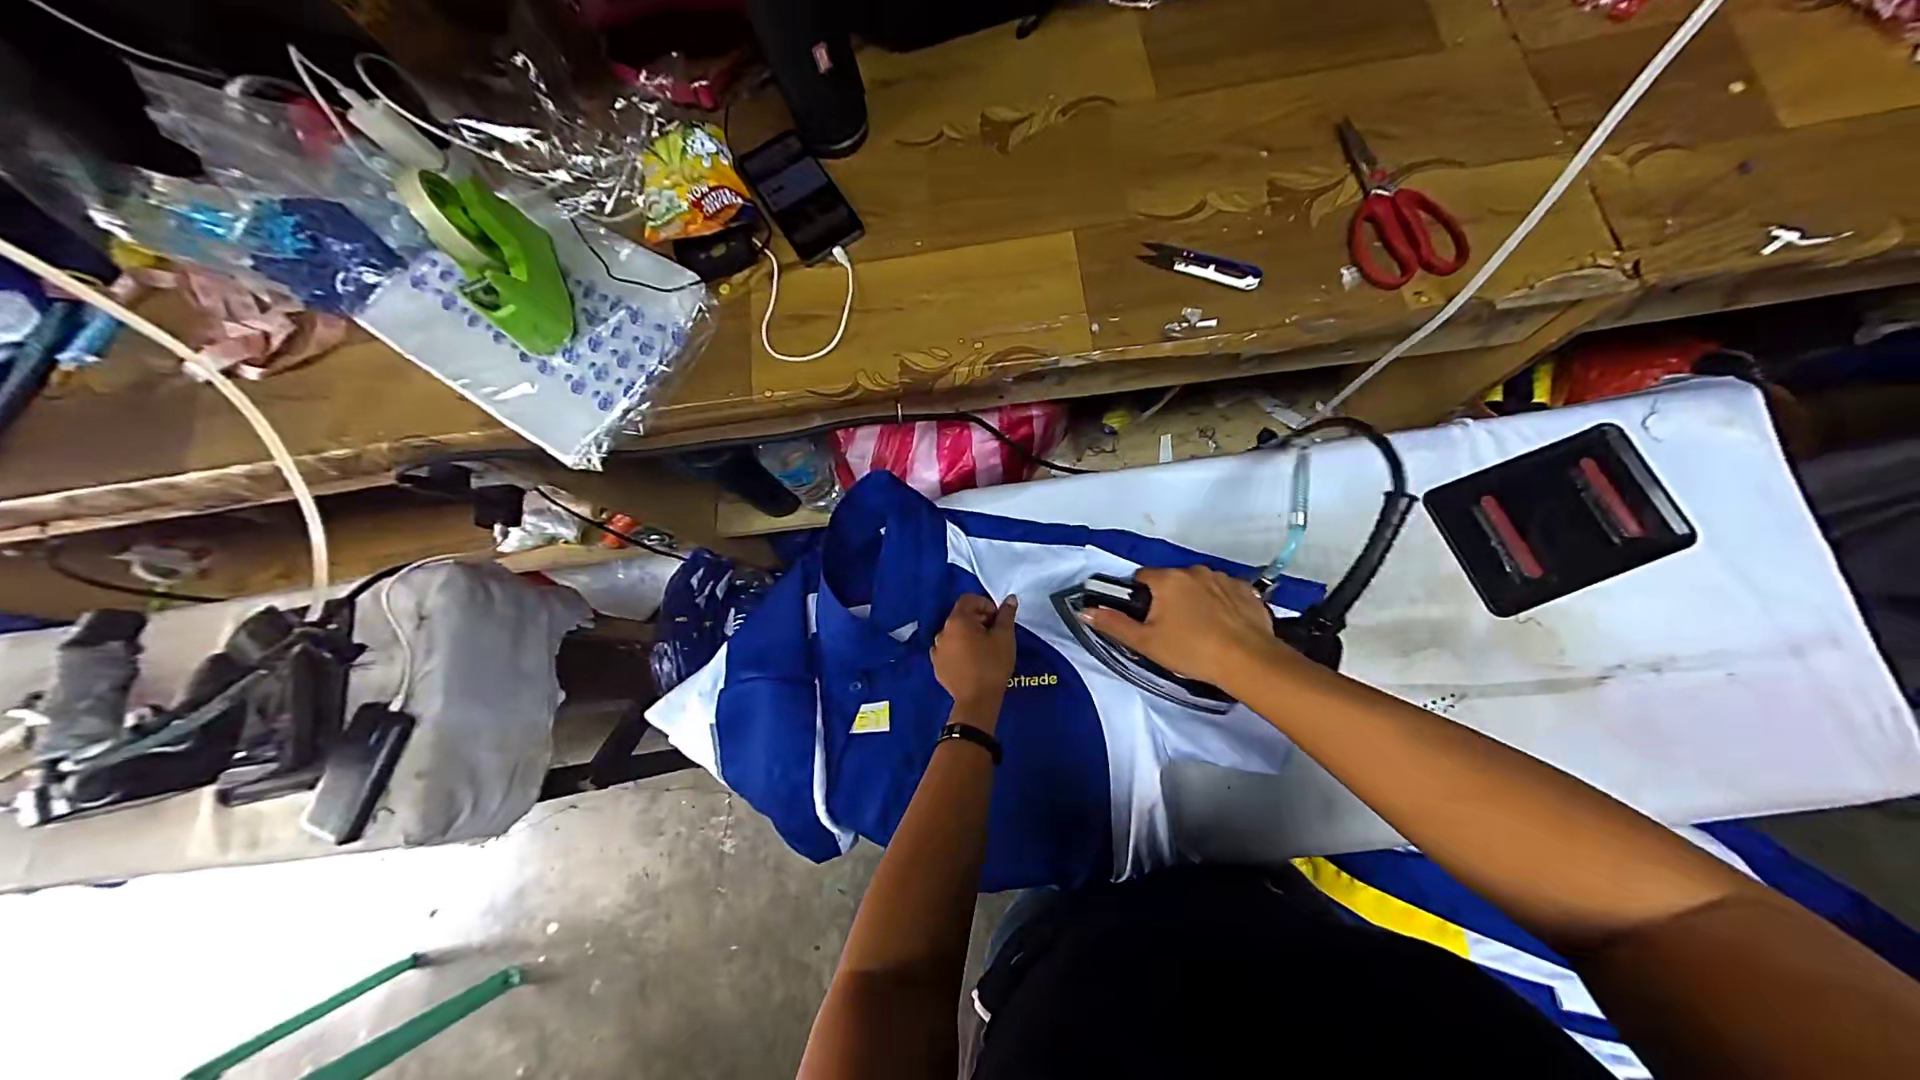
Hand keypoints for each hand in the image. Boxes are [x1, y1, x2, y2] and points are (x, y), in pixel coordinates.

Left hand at [932, 593, 1018, 722]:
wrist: (977, 701)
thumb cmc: (992, 665)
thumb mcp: (1005, 637)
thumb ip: (1006, 615)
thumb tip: (1009, 599)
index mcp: (957, 621)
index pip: (969, 599)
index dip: (986, 604)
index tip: (998, 620)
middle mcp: (942, 631)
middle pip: (961, 616)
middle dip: (978, 620)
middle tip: (994, 634)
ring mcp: (936, 649)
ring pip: (954, 633)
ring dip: (968, 635)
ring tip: (983, 650)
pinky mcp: (937, 666)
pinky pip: (948, 650)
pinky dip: (959, 650)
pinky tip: (971, 662)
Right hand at [1080, 566, 1302, 691]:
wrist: (1248, 661)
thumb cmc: (1191, 650)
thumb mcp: (1146, 642)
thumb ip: (1114, 624)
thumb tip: (1085, 610)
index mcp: (1167, 579)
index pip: (1142, 578)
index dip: (1140, 598)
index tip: (1147, 620)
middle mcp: (1194, 570)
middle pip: (1171, 581)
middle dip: (1168, 599)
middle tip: (1172, 630)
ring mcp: (1223, 578)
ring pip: (1198, 585)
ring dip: (1195, 600)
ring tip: (1200, 630)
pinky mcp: (1247, 590)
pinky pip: (1225, 592)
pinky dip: (1221, 604)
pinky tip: (1223, 626)